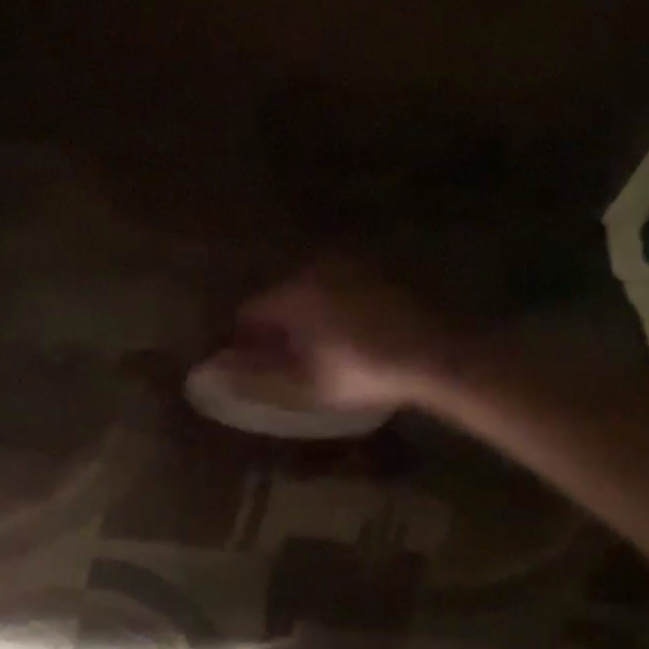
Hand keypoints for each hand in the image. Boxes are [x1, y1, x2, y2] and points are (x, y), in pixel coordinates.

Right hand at [200, 254, 457, 412]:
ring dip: (306, 318)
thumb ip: (250, 376)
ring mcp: (354, 265)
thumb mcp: (300, 384)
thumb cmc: (360, 371)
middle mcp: (317, 267)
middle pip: (279, 298)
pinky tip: (349, 337)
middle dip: (274, 328)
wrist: (439, 355)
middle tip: (282, 361)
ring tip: (316, 351)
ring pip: (312, 292)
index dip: (242, 341)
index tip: (248, 365)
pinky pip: (343, 290)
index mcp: (291, 291)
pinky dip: (337, 310)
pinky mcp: (384, 271)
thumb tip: (209, 371)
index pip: (247, 312)